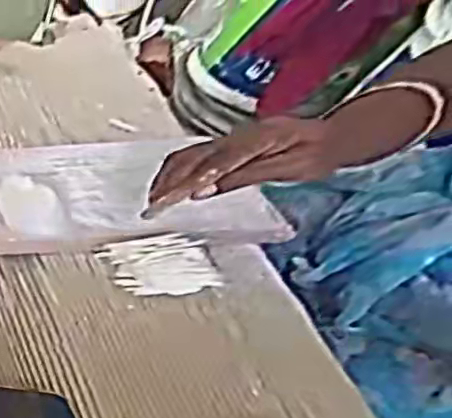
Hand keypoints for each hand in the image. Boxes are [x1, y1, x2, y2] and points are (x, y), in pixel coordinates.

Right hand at [147, 116, 339, 212]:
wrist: (342, 134)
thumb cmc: (322, 153)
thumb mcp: (292, 168)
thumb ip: (246, 177)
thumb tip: (201, 192)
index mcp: (262, 138)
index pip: (215, 164)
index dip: (186, 185)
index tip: (163, 204)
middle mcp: (242, 134)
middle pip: (193, 157)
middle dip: (168, 183)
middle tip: (151, 208)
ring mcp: (232, 137)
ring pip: (186, 156)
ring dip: (165, 179)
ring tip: (153, 200)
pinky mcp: (225, 144)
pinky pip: (190, 156)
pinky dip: (172, 173)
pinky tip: (166, 188)